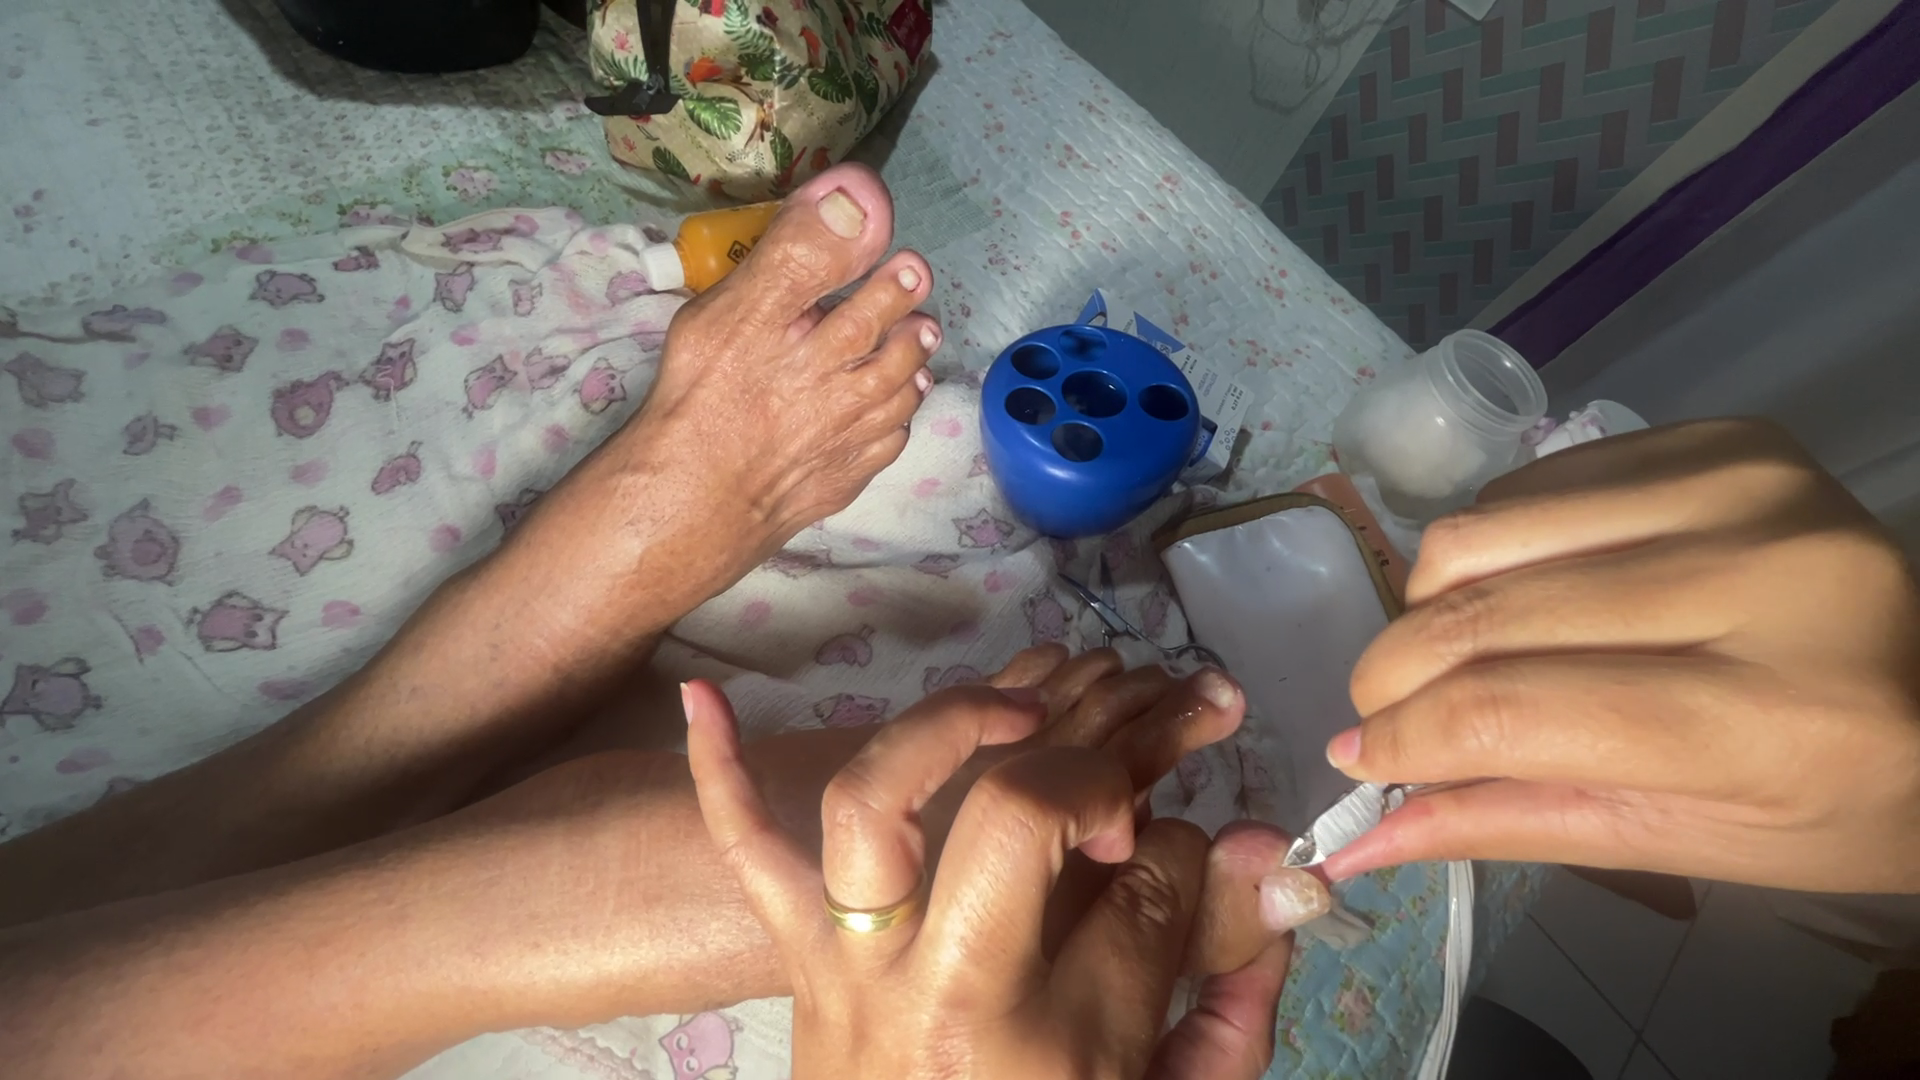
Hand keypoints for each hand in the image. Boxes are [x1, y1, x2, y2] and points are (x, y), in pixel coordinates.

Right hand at [619, 164, 938, 593]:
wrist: (692, 502)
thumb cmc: (697, 398)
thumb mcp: (729, 308)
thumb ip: (795, 252)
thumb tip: (857, 196)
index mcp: (815, 346)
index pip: (867, 304)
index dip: (893, 283)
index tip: (909, 268)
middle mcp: (840, 390)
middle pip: (889, 354)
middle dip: (910, 326)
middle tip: (922, 312)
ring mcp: (845, 442)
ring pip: (895, 400)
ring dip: (913, 373)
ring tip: (921, 352)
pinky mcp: (841, 482)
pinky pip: (884, 449)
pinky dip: (898, 425)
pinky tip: (897, 414)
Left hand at [685, 676, 1327, 1079]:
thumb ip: (1234, 986)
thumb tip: (1278, 852)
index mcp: (1058, 1053)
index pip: (1149, 886)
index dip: (1183, 850)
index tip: (1175, 848)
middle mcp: (942, 995)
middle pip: (1017, 819)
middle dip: (1091, 775)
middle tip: (1116, 793)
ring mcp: (848, 968)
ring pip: (876, 802)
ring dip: (947, 727)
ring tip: (1015, 707)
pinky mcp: (790, 961)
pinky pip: (744, 852)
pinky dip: (721, 771)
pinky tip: (700, 698)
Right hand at [1323, 419, 1919, 892]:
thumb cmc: (1835, 792)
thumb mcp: (1684, 841)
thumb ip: (1507, 826)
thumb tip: (1360, 840)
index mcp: (1785, 717)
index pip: (1510, 713)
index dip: (1403, 738)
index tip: (1354, 756)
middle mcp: (1769, 576)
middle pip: (1477, 619)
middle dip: (1390, 674)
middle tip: (1379, 707)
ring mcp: (1738, 488)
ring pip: (1468, 539)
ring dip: (1423, 607)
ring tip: (1450, 647)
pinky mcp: (1708, 440)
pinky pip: (1510, 493)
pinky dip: (1476, 554)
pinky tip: (1514, 591)